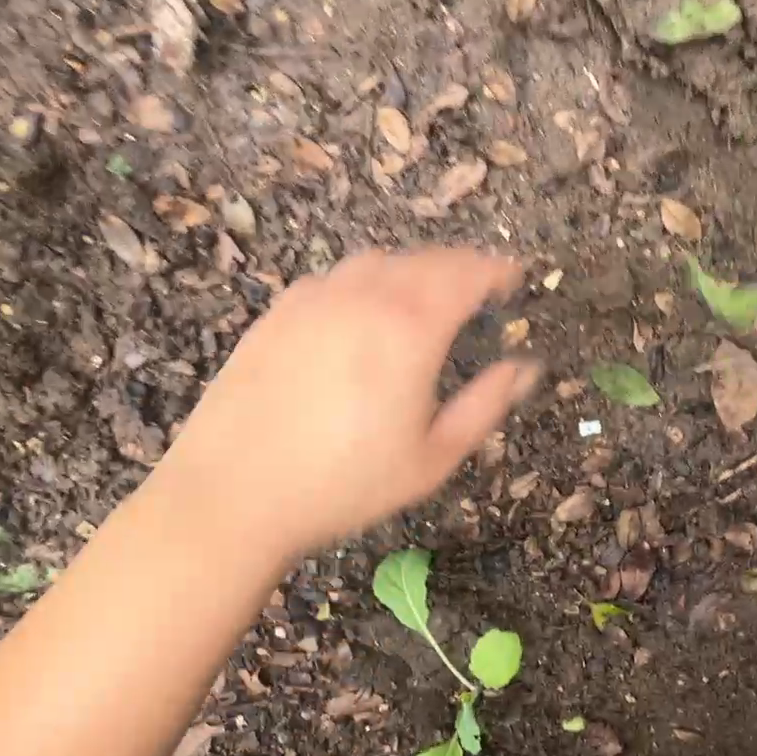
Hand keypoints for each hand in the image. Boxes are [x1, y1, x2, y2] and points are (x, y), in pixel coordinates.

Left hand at [146, 249, 537, 562]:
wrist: (232, 494)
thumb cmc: (345, 484)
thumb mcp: (433, 458)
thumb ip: (486, 405)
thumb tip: (524, 369)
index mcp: (409, 330)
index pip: (465, 275)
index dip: (496, 269)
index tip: (514, 274)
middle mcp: (363, 299)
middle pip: (425, 260)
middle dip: (461, 265)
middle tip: (481, 283)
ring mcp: (315, 301)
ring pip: (378, 262)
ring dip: (414, 268)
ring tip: (429, 292)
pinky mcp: (279, 313)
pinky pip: (336, 278)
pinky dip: (367, 280)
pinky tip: (366, 310)